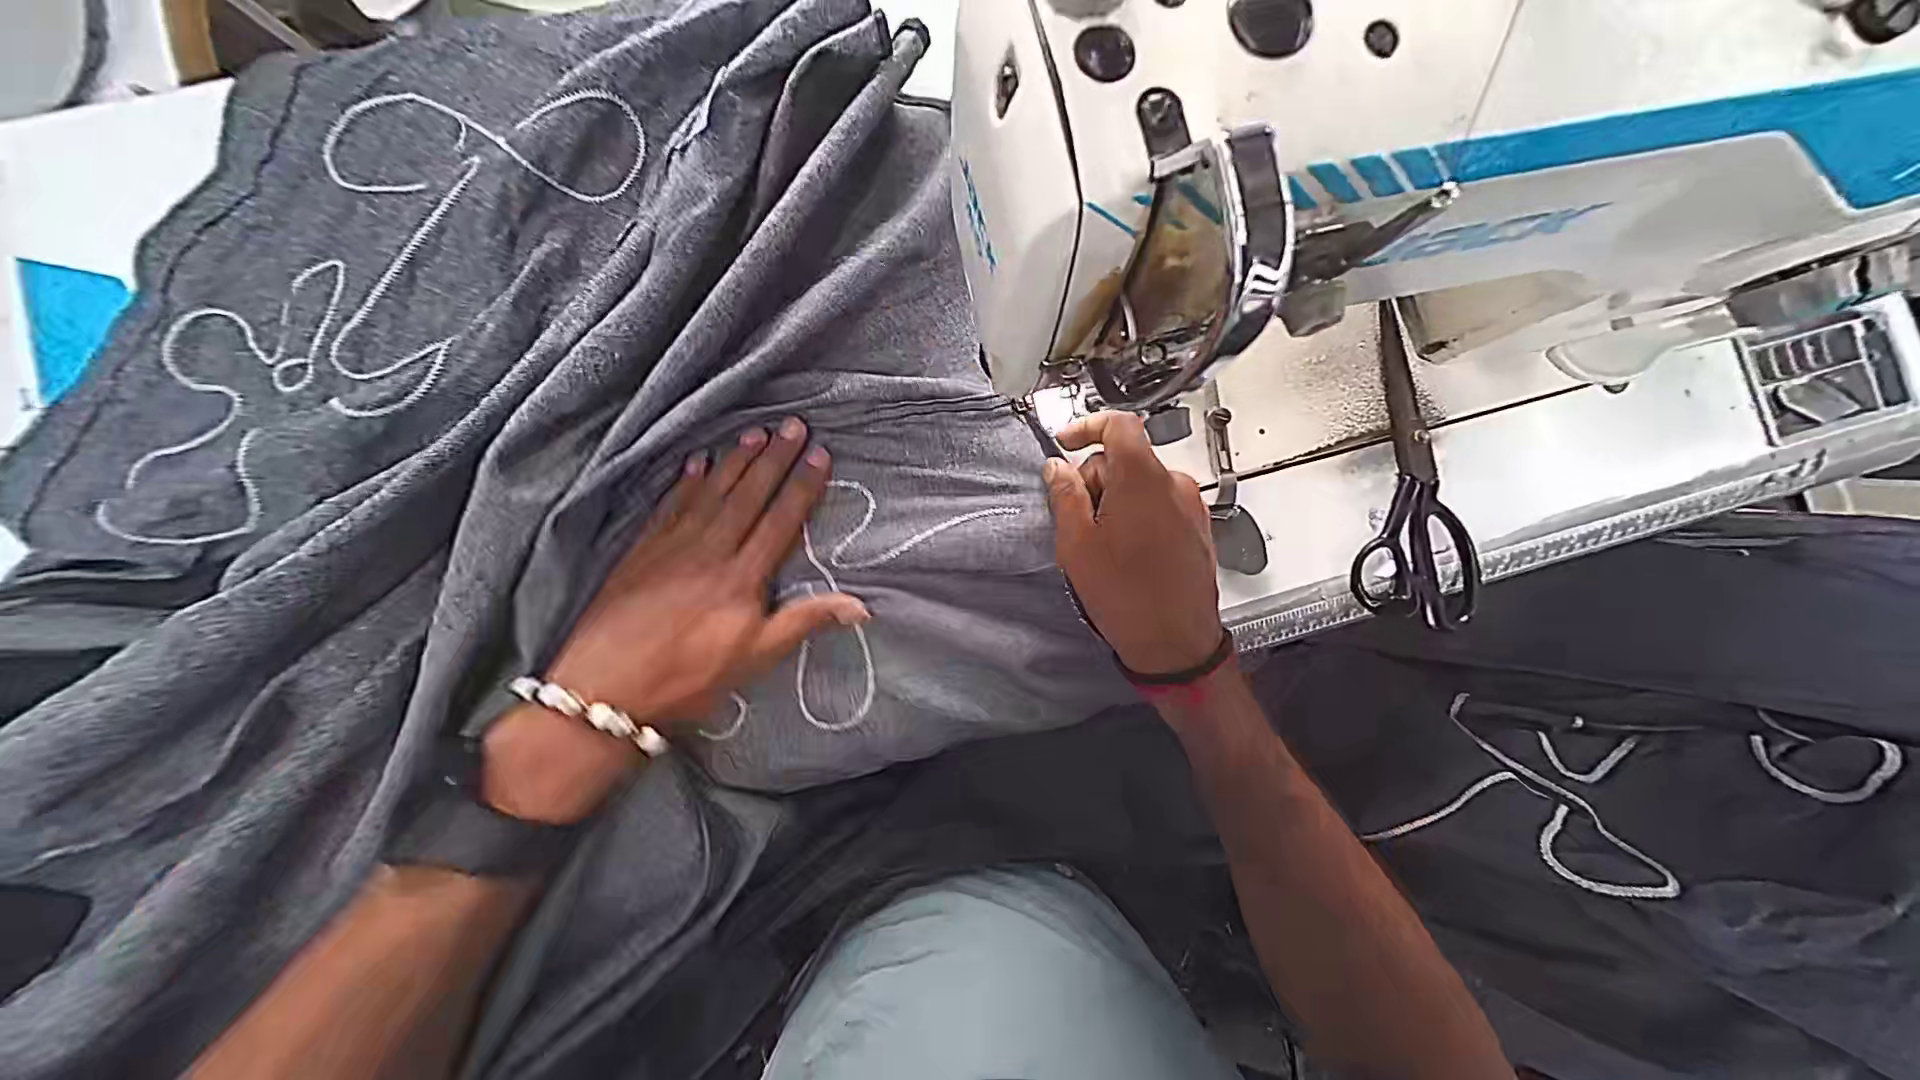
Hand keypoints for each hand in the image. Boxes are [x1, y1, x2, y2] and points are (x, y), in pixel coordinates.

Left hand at [482, 417, 867, 822]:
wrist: (604, 691)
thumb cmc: (688, 679)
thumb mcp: (755, 658)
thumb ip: (804, 622)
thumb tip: (862, 606)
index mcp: (742, 577)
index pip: (780, 520)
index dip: (802, 486)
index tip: (819, 454)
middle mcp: (710, 552)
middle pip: (749, 495)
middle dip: (775, 458)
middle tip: (793, 425)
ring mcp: (672, 547)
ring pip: (712, 493)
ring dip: (736, 461)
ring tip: (756, 433)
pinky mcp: (641, 552)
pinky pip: (670, 505)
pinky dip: (685, 481)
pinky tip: (697, 462)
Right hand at [1043, 411, 1223, 675]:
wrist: (1175, 641)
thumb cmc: (1129, 598)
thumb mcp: (1077, 544)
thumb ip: (1065, 496)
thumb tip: (1057, 469)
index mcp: (1141, 479)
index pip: (1118, 424)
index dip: (1087, 427)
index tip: (1068, 442)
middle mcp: (1173, 484)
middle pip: (1126, 458)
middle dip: (1096, 479)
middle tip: (1080, 519)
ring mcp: (1189, 505)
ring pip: (1142, 482)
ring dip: (1118, 500)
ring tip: (1105, 545)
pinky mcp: (1197, 525)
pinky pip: (1160, 503)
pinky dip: (1139, 514)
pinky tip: (1127, 552)